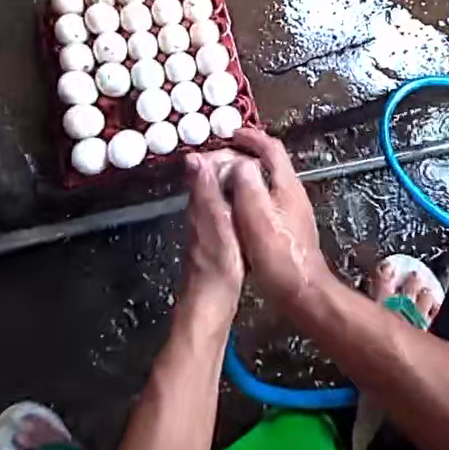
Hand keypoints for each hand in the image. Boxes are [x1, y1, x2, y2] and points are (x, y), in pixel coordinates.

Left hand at [180, 150, 247, 328]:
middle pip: (212, 179)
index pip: (205, 167)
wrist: (212, 303)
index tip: (243, 145)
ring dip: (233, 181)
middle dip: (229, 164)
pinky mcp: (219, 239)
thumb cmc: (217, 263)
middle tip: (254, 156)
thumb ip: (205, 191)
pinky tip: (250, 203)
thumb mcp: (215, 222)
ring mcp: (209, 226)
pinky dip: (237, 200)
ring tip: (255, 173)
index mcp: (199, 204)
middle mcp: (200, 212)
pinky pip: (227, 209)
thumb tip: (193, 157)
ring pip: (220, 194)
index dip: (222, 154)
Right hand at [218, 130, 335, 314]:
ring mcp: (293, 210)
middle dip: (248, 152)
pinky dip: (250, 191)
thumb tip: (238, 162)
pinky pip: (268, 197)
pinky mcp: (289, 227)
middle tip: (223, 153)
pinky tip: (236, 204)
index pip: (271, 148)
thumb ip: (247, 185)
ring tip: (225, 175)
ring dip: (248, 172)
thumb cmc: (279, 256)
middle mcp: (294, 193)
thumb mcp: (257, 216)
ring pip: (269, 180)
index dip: (251, 137)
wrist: (303, 291)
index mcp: (287, 186)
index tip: (230, 134)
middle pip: (272, 162)